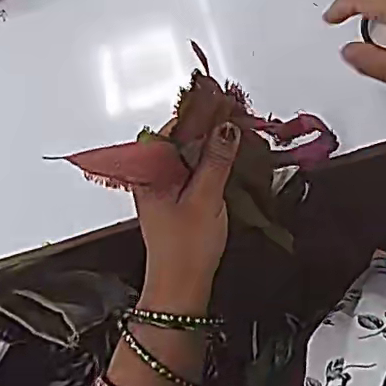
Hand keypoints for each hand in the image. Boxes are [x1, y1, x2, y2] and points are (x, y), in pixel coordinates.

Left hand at [132, 121, 240, 309]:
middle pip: (181, 136)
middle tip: (234, 110)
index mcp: (151, 171)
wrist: (181, 286)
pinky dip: (212, 156)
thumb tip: (225, 129)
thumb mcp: (205, 198)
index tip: (221, 100)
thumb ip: (216, 160)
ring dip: (211, 139)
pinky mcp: (178, 195)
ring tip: (235, 127)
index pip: (173, 127)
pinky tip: (228, 153)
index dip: (199, 112)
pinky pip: (194, 165)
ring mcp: (165, 184)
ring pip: (189, 150)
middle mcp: (154, 174)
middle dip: (208, 122)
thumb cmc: (184, 249)